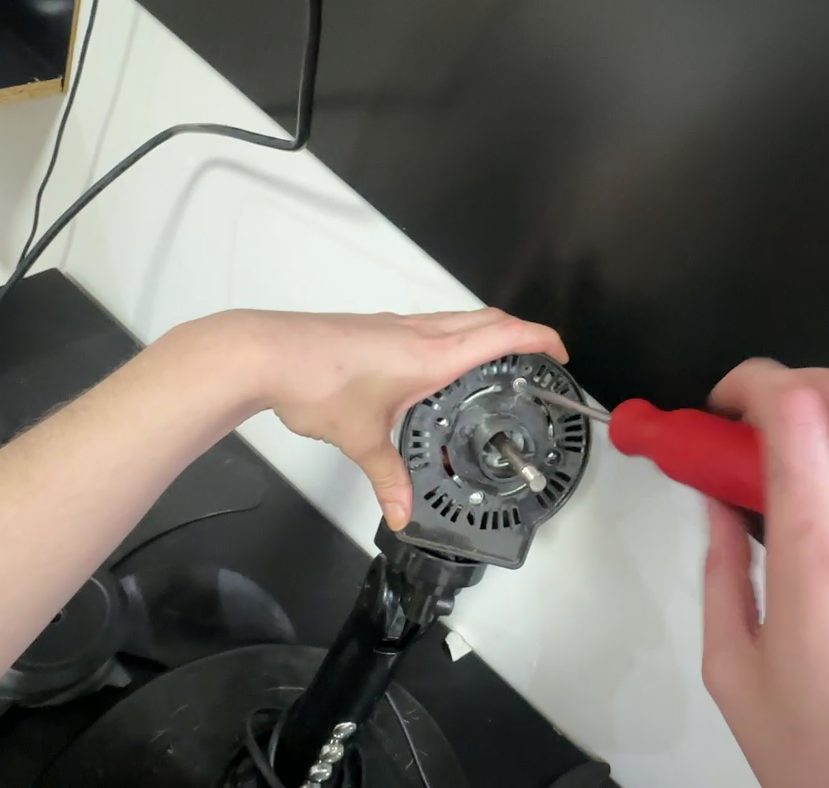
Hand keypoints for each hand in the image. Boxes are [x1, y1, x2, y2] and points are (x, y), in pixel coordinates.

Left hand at [185, 308, 566, 528]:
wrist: (268, 352)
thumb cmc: (319, 385)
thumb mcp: (361, 439)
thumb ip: (389, 477)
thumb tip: (402, 512)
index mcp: (431, 355)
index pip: (502, 335)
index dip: (539, 338)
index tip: (560, 352)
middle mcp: (423, 332)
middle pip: (491, 317)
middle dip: (524, 331)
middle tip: (540, 358)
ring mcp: (402, 324)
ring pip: (464, 316)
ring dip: (492, 330)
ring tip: (501, 361)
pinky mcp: (383, 325)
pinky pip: (437, 321)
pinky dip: (460, 334)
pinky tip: (444, 365)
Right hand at [700, 360, 828, 787]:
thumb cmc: (822, 763)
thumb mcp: (733, 670)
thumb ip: (719, 568)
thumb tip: (717, 501)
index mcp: (819, 565)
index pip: (796, 417)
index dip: (752, 383)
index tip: (723, 404)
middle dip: (796, 379)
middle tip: (755, 417)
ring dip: (825, 433)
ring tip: (784, 484)